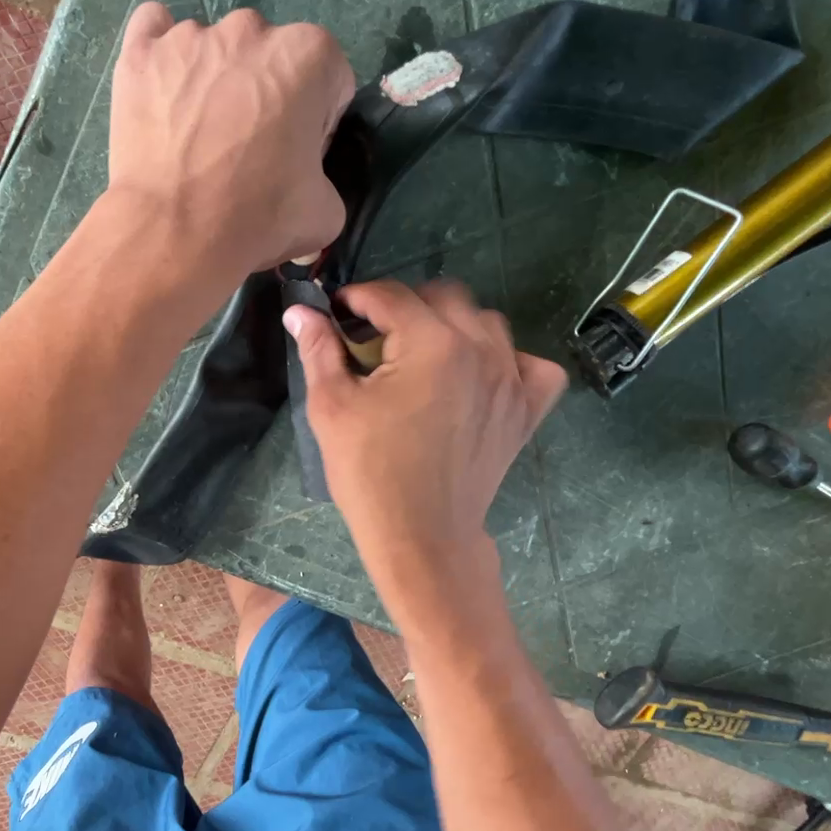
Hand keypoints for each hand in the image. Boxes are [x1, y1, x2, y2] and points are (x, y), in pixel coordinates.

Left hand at [108, 2, 355, 275]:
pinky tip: (162, 94)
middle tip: (243, 156)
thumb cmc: (256, 220)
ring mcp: (190, 37)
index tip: (294, 160)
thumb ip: (327, 182)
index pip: (327, 82)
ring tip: (195, 142)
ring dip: (211, 84)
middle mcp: (251, 30)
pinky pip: (153, 30)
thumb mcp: (324, 214)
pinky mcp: (141, 53)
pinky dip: (160, 57)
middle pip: (267, 60)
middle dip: (263, 98)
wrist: (173, 235)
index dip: (314, 125)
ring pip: (212, 51)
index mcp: (309, 56)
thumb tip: (310, 190)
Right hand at [286, 279, 565, 576]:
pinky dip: (508, 361)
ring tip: (421, 357)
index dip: (356, 299)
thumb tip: (299, 312)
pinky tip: (480, 377)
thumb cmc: (368, 471)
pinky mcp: (527, 409)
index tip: (336, 314)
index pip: (390, 295)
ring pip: (486, 322)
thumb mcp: (331, 407)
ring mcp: (512, 378)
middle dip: (404, 306)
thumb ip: (319, 350)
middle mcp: (481, 347)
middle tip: (374, 338)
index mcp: (432, 342)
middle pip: (443, 296)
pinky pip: (531, 364)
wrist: (421, 535)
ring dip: (452, 326)